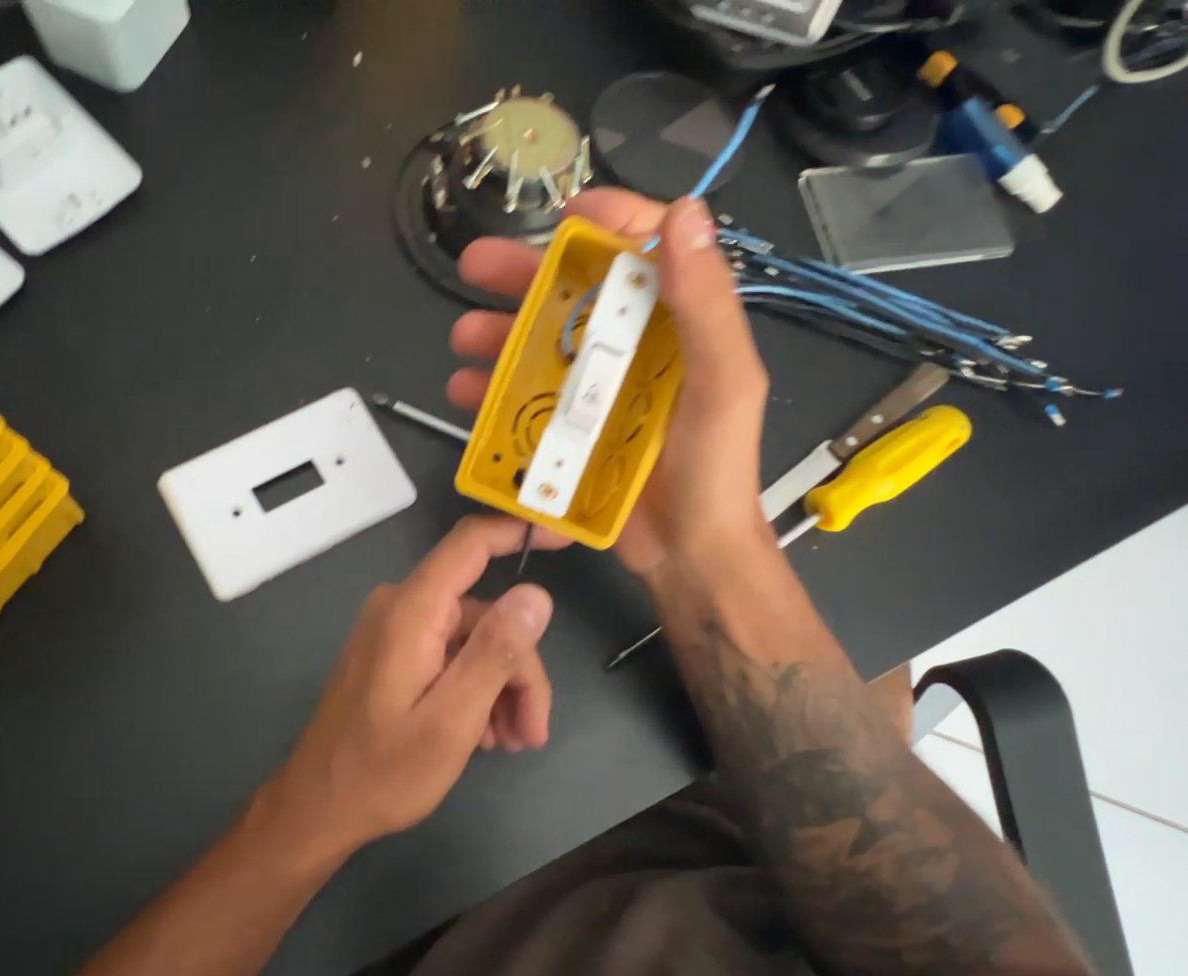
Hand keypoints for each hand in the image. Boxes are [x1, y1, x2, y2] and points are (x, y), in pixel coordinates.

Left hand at [264, 517, 564, 852]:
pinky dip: (476, 689)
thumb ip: (494, 653)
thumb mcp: (451, 720)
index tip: (567, 538)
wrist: (317, 810)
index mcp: (411, 612)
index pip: (471, 544)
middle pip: (485, 612)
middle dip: (519, 666)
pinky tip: (485, 735)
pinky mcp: (393, 657)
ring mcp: (395, 633)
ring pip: (473, 640)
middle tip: (534, 730)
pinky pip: (450, 656)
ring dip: (501, 687)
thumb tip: (537, 594)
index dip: (521, 531)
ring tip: (512, 742)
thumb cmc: (383, 772)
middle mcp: (401, 609)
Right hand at [447, 192, 772, 579]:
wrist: (690, 552)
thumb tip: (684, 211)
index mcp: (679, 324)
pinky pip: (525, 399)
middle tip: (473, 265)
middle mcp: (635, 347)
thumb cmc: (715, 468)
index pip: (646, 250)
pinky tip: (464, 394)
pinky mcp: (571, 429)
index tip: (565, 216)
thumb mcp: (724, 384)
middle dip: (523, 273)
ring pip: (540, 344)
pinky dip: (492, 393)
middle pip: (575, 293)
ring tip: (462, 340)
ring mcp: (598, 390)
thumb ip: (708, 305)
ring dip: (497, 335)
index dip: (610, 220)